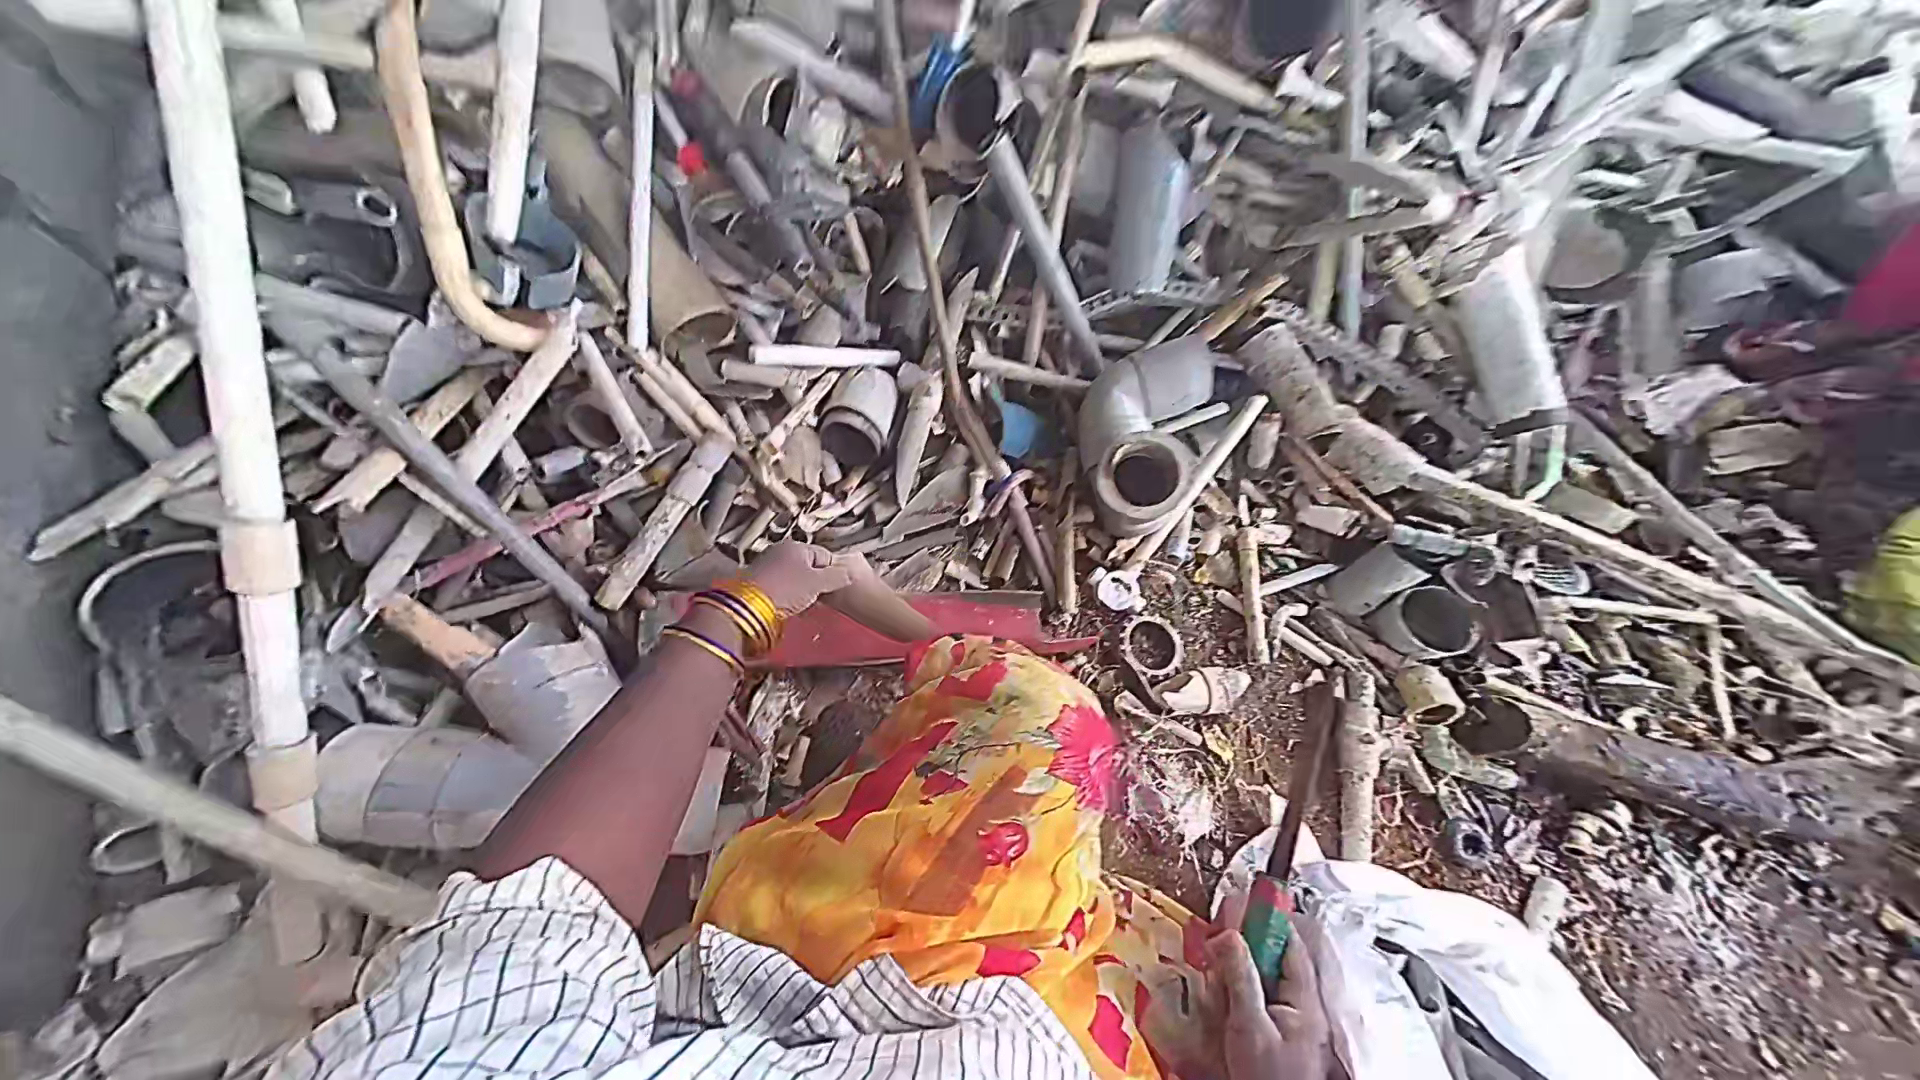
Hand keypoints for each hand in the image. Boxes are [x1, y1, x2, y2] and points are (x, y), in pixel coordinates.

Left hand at [741, 540, 861, 617]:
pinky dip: (788, 595)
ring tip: (804, 604)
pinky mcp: (758, 581)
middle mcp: (780, 551)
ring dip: (802, 591)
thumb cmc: (784, 590)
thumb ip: (837, 576)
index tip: (835, 587)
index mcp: (796, 546)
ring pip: (795, 577)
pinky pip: (782, 586)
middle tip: (820, 597)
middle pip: (809, 566)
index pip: (825, 555)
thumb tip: (850, 573)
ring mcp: (767, 565)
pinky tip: (790, 606)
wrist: (749, 608)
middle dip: (817, 583)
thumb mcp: (818, 583)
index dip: (833, 572)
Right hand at [1206, 926, 1329, 1079]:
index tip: (1241, 902)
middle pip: (1274, 959)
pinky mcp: (1278, 1035)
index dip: (1268, 920)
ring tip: (1214, 968)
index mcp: (1305, 1002)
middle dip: (1244, 945)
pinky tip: (1221, 995)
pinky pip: (1258, 998)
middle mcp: (1304, 1008)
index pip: (1290, 945)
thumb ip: (1239, 976)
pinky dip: (1237, 989)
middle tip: (1217, 938)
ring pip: (1264, 977)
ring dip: (1237, 968)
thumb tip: (1229, 932)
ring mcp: (1293, 1023)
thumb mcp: (1249, 1026)